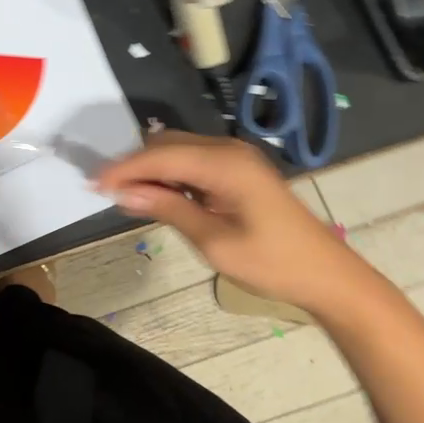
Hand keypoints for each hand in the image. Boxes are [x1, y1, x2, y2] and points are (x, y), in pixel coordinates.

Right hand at [95, 134, 374, 313]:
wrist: (331, 278)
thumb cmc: (274, 264)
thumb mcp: (215, 243)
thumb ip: (168, 211)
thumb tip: (123, 194)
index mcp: (224, 163)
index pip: (159, 156)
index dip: (123, 169)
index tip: (92, 183)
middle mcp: (228, 149)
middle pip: (165, 144)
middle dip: (134, 165)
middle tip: (107, 193)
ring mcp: (235, 157)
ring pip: (176, 150)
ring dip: (150, 169)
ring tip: (128, 196)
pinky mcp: (238, 169)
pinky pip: (192, 160)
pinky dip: (170, 174)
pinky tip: (159, 196)